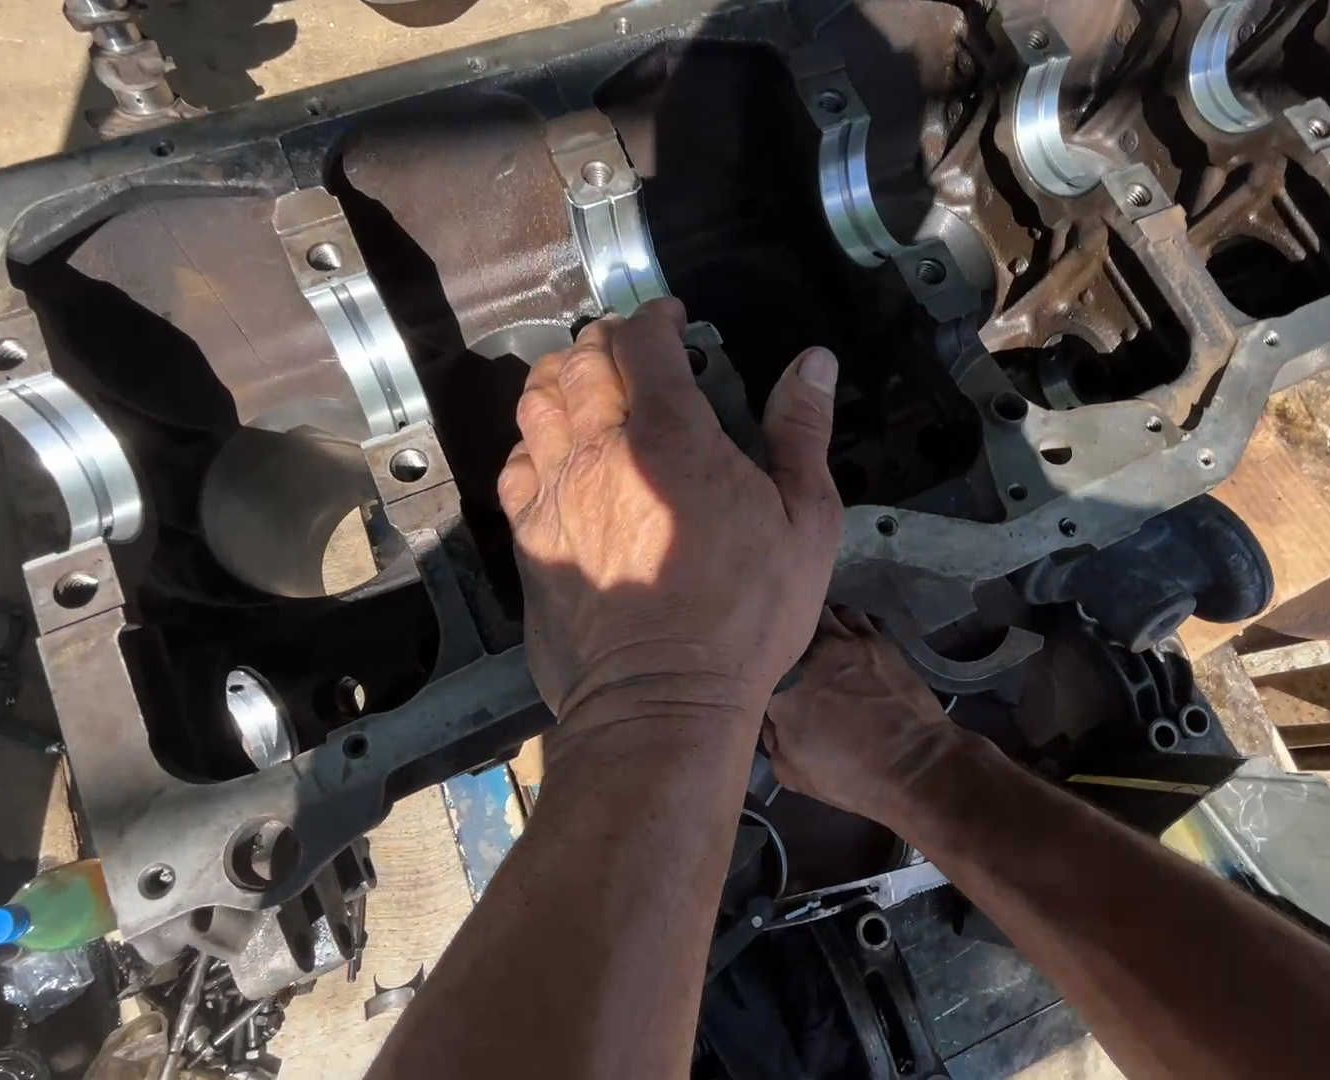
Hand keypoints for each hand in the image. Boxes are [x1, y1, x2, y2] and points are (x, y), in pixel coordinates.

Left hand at [496, 298, 843, 739]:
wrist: (661, 700)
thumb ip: (803, 434)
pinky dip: (535, 439)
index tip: (673, 321)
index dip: (655, 317)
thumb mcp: (806, 525)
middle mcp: (599, 450)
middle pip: (579, 361)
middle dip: (606, 342)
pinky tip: (557, 452)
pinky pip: (515, 462)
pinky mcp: (529, 536)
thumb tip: (814, 363)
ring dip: (563, 380)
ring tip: (589, 389)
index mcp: (670, 437)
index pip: (641, 340)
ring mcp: (554, 492)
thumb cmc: (745, 617)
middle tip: (633, 354)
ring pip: (537, 402)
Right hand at [764, 608, 965, 822]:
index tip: (777, 700)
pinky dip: (853, 624)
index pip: (765, 684)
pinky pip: (860, 618)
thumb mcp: (794, 777)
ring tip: (823, 636)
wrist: (916, 765)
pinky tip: (853, 638)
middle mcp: (813, 662)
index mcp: (785, 697)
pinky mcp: (881, 643)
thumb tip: (772, 724)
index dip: (768, 691)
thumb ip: (773, 745)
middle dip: (790, 640)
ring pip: (827, 613)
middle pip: (792, 632)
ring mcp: (849, 646)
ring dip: (822, 623)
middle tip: (792, 652)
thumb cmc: (853, 777)